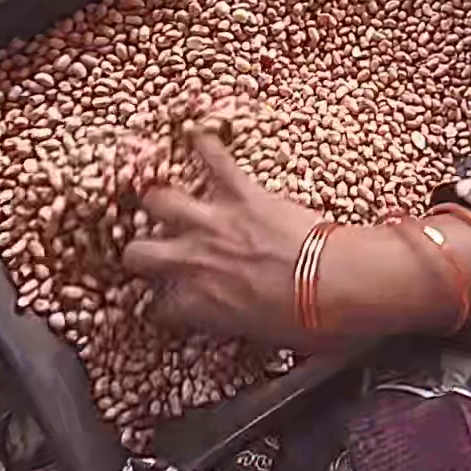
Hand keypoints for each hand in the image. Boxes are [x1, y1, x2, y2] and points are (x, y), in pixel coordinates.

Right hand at [121, 130, 470, 347]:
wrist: (331, 285)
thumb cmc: (306, 320)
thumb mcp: (261, 335)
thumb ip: (235, 321)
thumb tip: (238, 317)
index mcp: (197, 304)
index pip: (160, 305)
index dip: (163, 302)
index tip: (170, 300)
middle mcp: (192, 262)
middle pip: (139, 253)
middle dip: (141, 252)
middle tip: (151, 249)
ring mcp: (212, 223)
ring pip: (159, 201)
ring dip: (159, 198)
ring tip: (159, 194)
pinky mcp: (240, 193)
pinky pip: (215, 159)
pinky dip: (207, 144)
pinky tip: (198, 134)